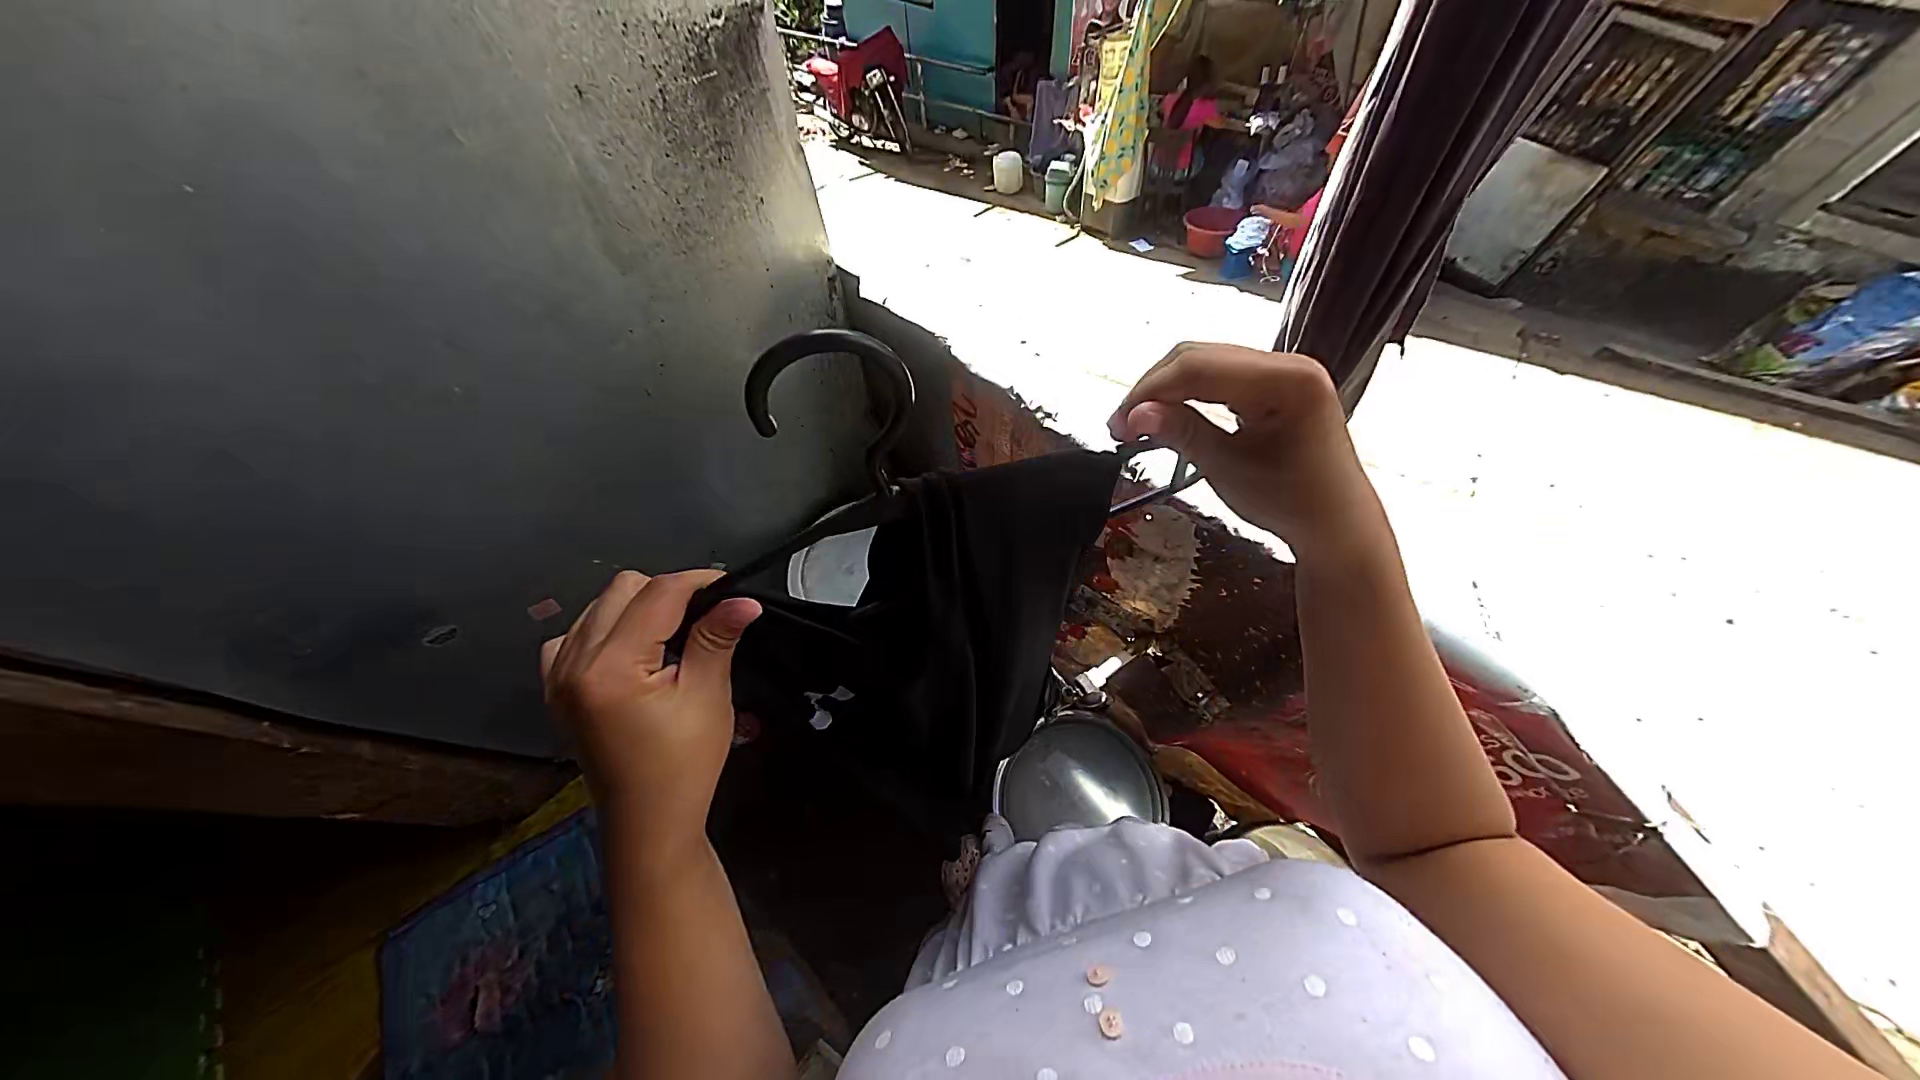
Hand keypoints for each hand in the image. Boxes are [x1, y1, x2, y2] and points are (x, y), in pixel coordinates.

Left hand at [541, 570, 760, 860]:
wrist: (649, 822)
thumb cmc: (684, 765)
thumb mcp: (707, 695)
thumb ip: (717, 637)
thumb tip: (744, 600)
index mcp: (610, 666)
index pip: (657, 594)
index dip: (698, 582)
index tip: (729, 587)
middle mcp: (572, 663)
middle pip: (623, 589)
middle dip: (669, 593)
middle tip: (706, 617)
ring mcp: (557, 676)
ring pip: (599, 605)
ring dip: (639, 608)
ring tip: (673, 637)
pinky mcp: (557, 689)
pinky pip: (576, 634)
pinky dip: (608, 629)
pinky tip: (633, 653)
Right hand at [1108, 343, 1384, 558]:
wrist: (1335, 521)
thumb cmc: (1289, 501)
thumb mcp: (1228, 469)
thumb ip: (1181, 433)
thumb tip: (1133, 415)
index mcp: (1286, 379)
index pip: (1197, 368)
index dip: (1149, 392)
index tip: (1118, 425)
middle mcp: (1287, 361)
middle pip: (1198, 356)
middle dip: (1152, 388)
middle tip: (1120, 426)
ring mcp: (1282, 369)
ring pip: (1204, 361)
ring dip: (1165, 389)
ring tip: (1137, 422)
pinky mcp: (1274, 382)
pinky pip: (1219, 374)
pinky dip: (1186, 392)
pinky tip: (1166, 413)